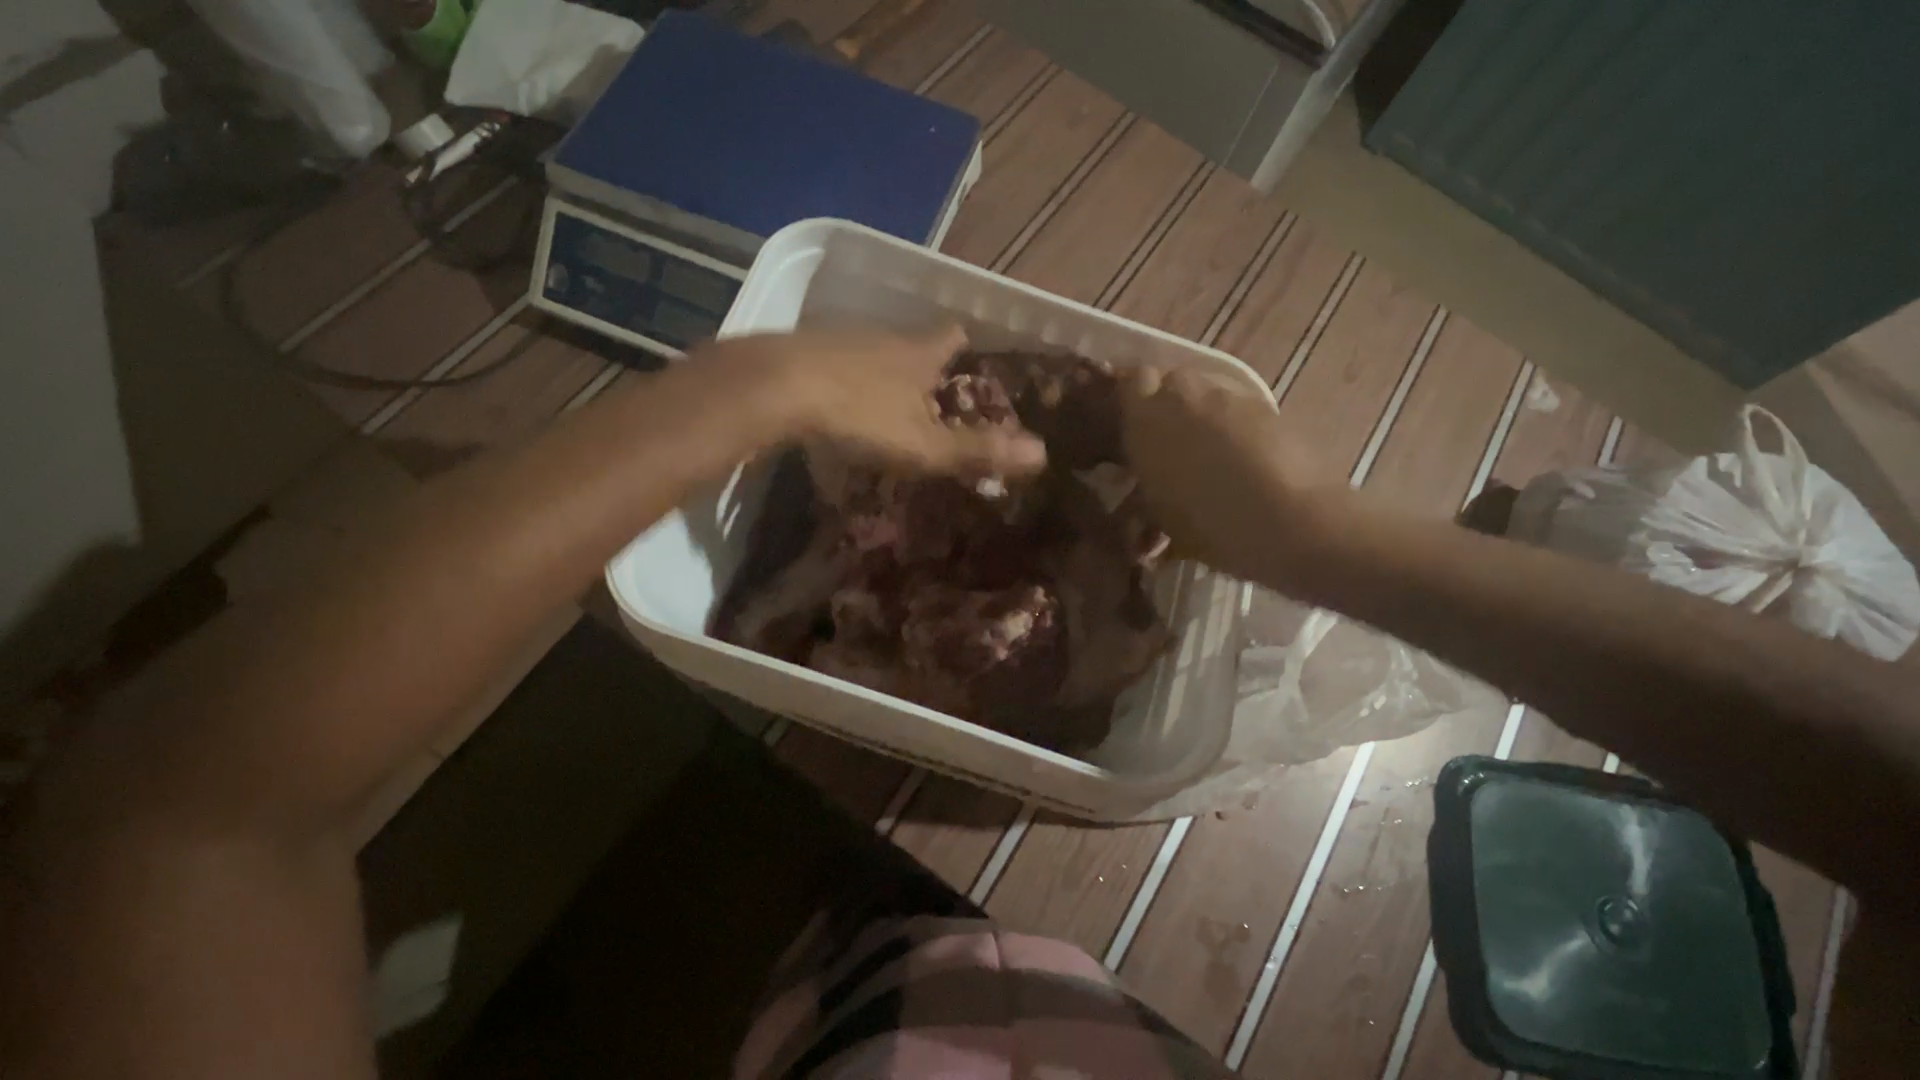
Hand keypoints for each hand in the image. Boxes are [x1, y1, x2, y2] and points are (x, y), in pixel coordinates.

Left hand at [728, 326, 1046, 476]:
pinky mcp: (800, 353)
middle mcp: (884, 336)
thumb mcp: (923, 443)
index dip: (969, 349)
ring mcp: (839, 340)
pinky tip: (836, 410)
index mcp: (919, 351)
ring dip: (884, 376)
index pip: (955, 336)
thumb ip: (977, 450)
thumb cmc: (859, 413)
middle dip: (926, 367)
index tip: (977, 366)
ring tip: (888, 409)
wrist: (772, 388)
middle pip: (914, 343)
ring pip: (873, 353)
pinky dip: (844, 383)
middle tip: (935, 399)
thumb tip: (1042, 454)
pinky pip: (834, 365)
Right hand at [1121, 367, 1329, 581]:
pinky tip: (1248, 467)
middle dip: (1171, 407)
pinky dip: (1240, 431)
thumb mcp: (1162, 519)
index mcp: (1148, 416)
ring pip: (1211, 397)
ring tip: (1215, 461)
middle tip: (1172, 445)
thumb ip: (1146, 497)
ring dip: (1208, 420)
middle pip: (1174, 383)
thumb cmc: (1209, 523)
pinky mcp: (1271, 408)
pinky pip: (1243, 413)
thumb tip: (1142, 503)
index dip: (1134, 399)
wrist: (1290, 521)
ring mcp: (1233, 398)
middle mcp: (1187, 394)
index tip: (1134, 426)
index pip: (1131, 380)